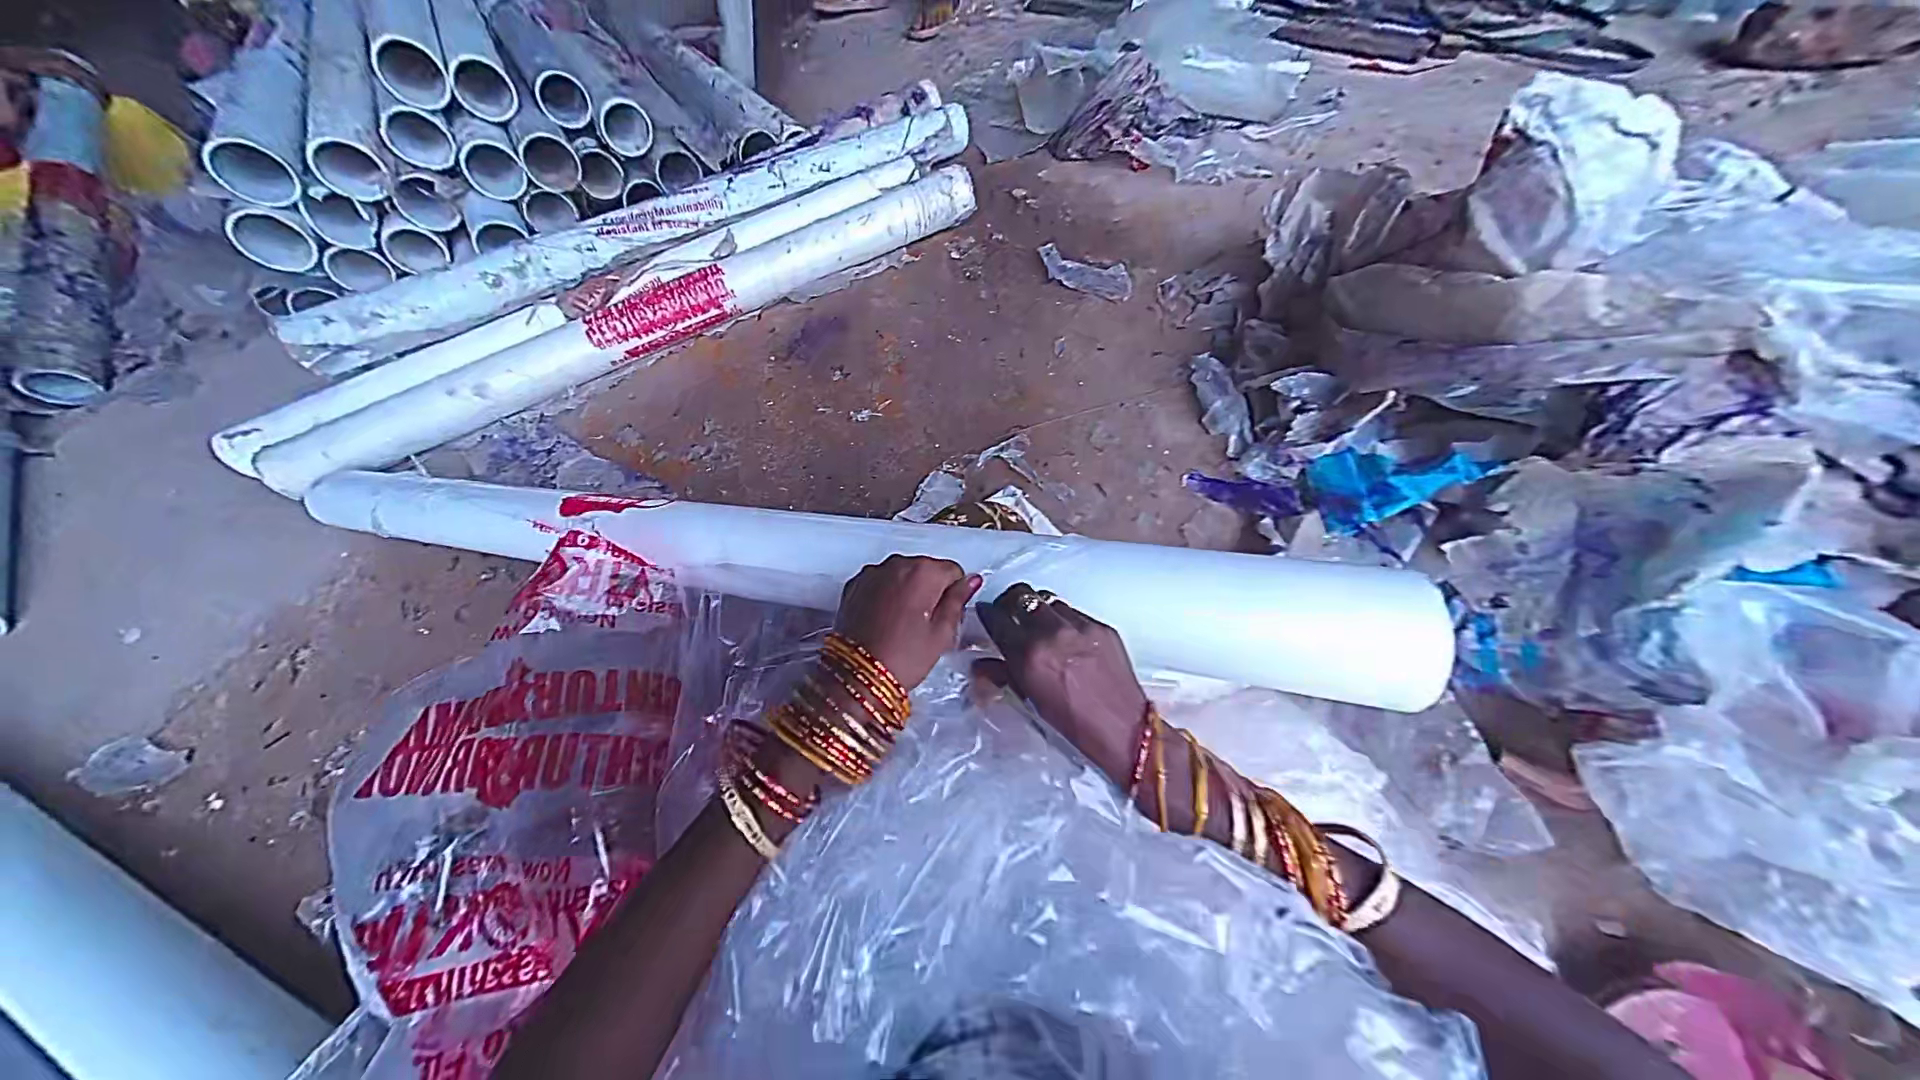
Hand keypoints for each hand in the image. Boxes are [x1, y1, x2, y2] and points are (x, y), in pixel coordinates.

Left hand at [833, 555, 980, 689]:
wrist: (858, 676)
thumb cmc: (902, 658)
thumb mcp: (943, 633)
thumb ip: (959, 600)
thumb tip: (970, 582)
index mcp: (923, 572)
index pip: (954, 571)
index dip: (955, 594)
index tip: (945, 615)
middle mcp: (896, 564)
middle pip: (926, 570)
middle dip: (930, 591)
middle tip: (925, 625)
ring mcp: (872, 573)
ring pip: (902, 575)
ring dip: (907, 592)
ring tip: (903, 626)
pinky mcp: (854, 586)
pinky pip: (880, 583)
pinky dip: (885, 595)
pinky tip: (885, 621)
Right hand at [974, 583, 1148, 784]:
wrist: (1121, 728)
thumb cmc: (1075, 723)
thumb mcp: (1030, 700)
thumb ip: (1002, 675)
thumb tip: (983, 664)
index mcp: (1029, 655)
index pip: (997, 618)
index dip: (988, 614)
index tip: (987, 614)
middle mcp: (1053, 635)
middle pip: (1021, 595)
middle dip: (1010, 601)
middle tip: (1008, 611)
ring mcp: (1080, 627)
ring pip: (1048, 600)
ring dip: (1039, 609)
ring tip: (1039, 625)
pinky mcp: (1101, 627)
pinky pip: (1075, 612)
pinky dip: (1065, 619)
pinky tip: (1066, 637)